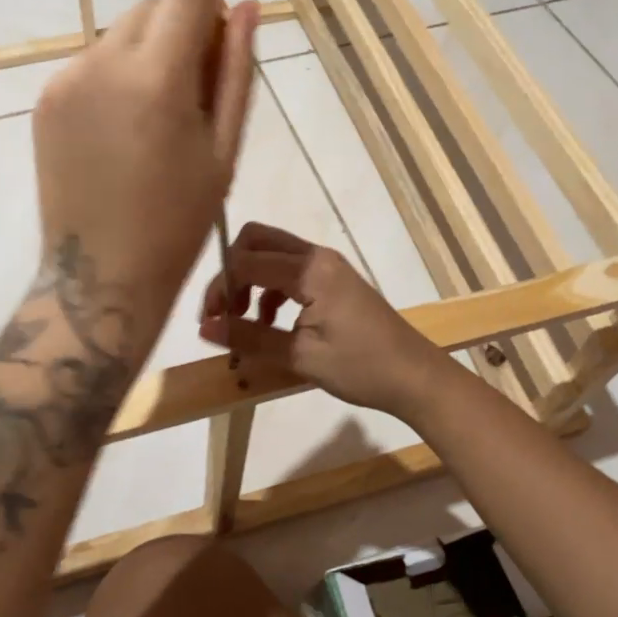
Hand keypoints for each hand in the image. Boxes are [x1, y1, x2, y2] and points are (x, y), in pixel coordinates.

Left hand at [33, 0, 257, 323]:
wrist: (101, 274)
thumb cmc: (179, 221)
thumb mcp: (223, 148)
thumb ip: (236, 70)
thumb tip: (247, 6)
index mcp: (157, 79)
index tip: (223, 6)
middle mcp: (103, 65)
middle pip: (150, 8)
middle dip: (180, 24)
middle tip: (198, 79)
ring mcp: (65, 81)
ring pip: (118, 34)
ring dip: (147, 51)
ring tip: (159, 113)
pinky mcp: (44, 101)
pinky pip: (90, 64)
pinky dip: (115, 76)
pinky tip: (125, 127)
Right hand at [198, 223, 455, 418]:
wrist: (414, 376)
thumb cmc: (359, 367)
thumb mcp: (299, 356)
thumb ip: (249, 337)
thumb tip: (204, 329)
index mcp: (309, 270)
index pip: (246, 262)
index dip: (219, 288)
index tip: (207, 322)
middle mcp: (317, 256)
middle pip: (257, 241)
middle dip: (231, 271)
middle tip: (223, 310)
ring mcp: (328, 266)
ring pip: (273, 253)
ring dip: (250, 280)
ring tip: (242, 321)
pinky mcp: (334, 280)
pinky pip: (290, 270)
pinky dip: (270, 289)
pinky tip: (270, 323)